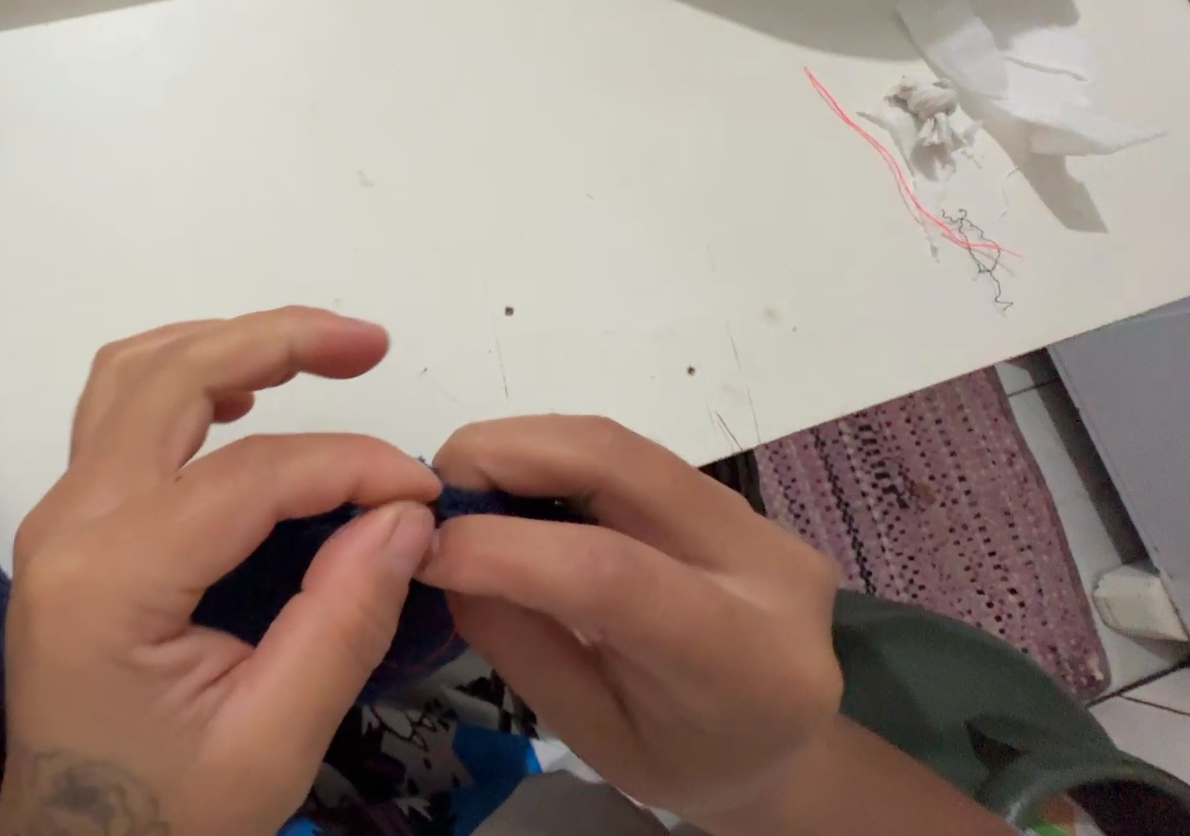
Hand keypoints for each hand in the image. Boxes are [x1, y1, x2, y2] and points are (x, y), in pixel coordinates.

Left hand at [0, 309, 441, 835]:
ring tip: (312, 347)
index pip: (249, 476)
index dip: (348, 465)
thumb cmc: (164, 814)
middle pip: (175, 377)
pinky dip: (186, 374)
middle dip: (279, 340)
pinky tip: (243, 396)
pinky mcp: (72, 513)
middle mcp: (71, 517)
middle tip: (369, 342)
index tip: (420, 488)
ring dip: (226, 342)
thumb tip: (405, 514)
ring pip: (135, 371)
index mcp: (113, 576)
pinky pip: (120, 405)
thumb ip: (343, 620)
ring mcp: (62, 507)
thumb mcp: (272, 744)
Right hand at [417, 416, 843, 828]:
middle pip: (614, 462)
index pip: (612, 574)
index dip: (501, 546)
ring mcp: (749, 512)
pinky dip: (539, 453)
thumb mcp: (587, 734)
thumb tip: (440, 550)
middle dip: (499, 455)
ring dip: (513, 446)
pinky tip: (509, 486)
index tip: (421, 548)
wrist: (775, 743)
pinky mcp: (718, 487)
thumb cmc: (675, 756)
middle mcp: (765, 564)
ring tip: (464, 490)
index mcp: (745, 662)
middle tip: (433, 491)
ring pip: (607, 439)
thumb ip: (513, 639)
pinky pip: (611, 447)